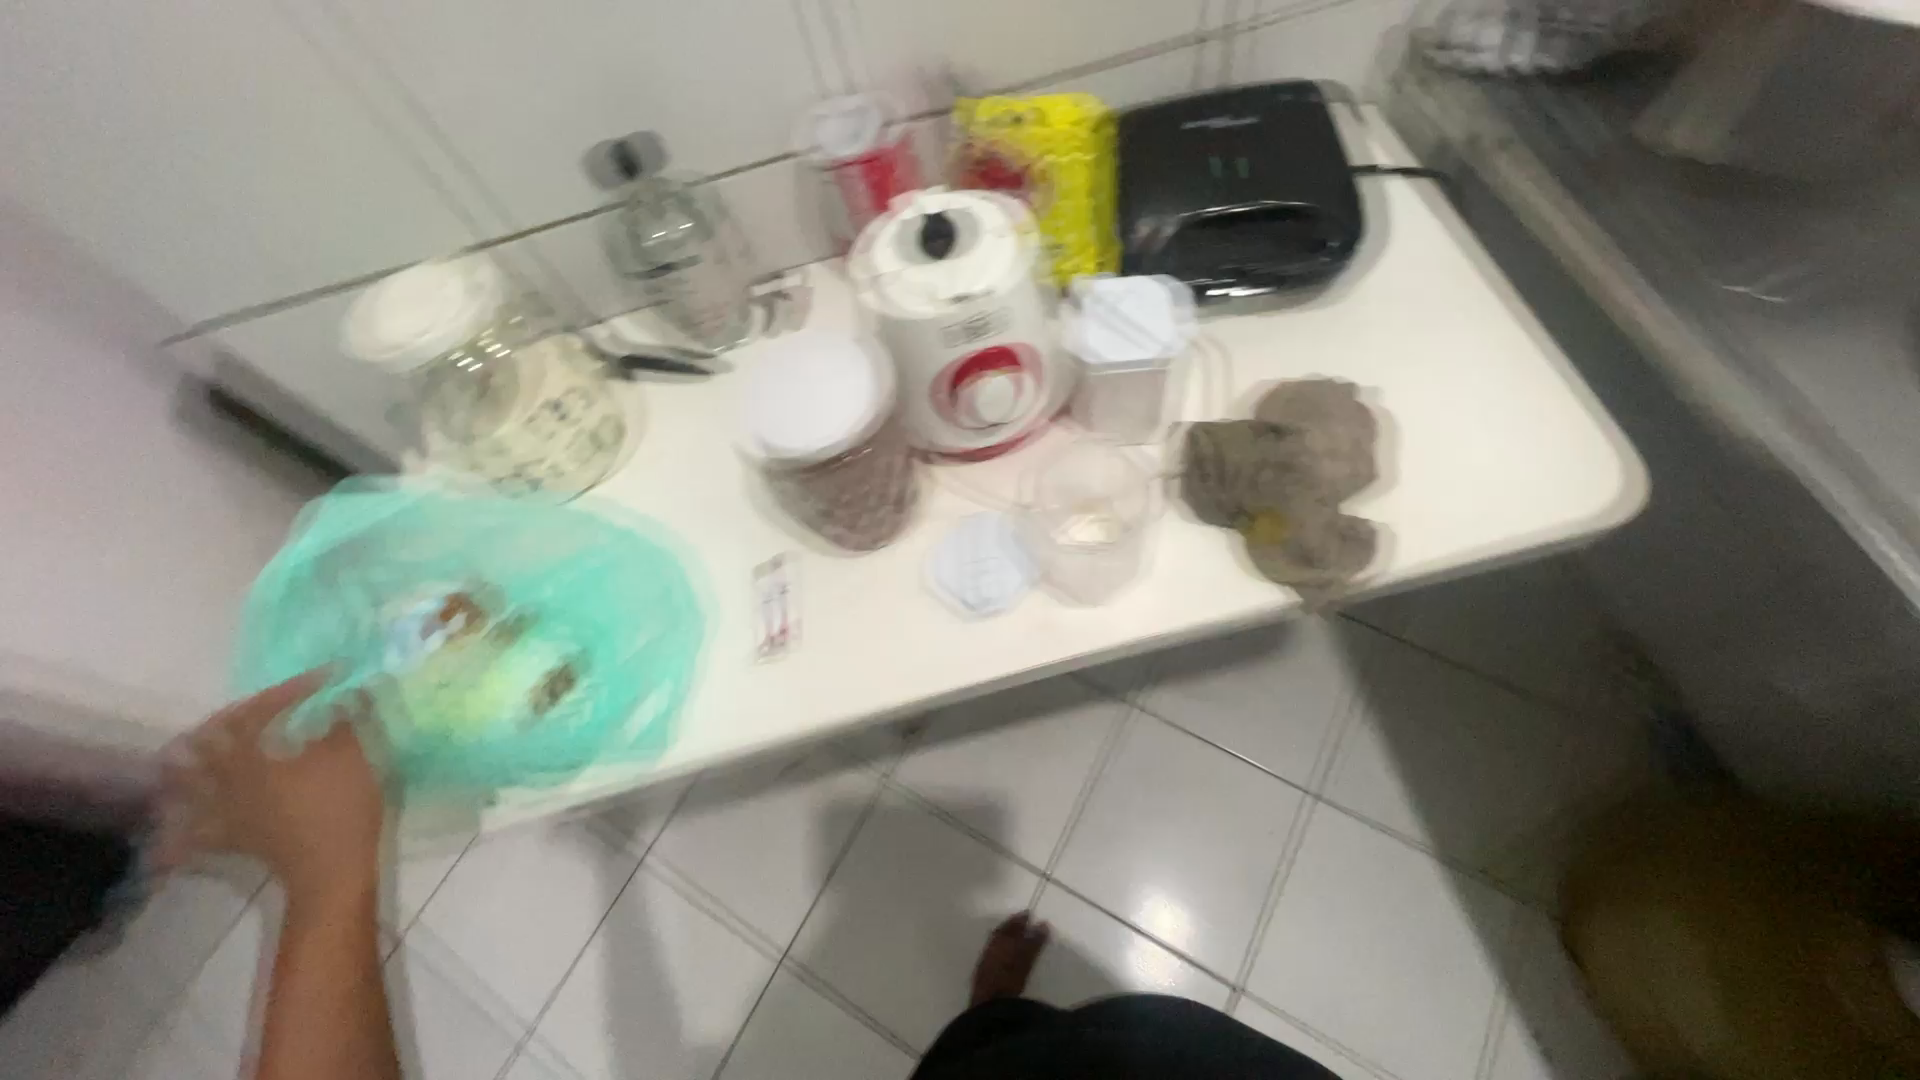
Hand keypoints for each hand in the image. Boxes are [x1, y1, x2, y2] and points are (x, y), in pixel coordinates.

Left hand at [158, 670, 386, 905]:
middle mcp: (226, 780)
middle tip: (255, 708)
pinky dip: (182, 818)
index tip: (323, 679)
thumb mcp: (352, 757)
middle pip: (206, 742)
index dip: (288, 690)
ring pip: (185, 782)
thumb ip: (345, 721)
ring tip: (201, 749)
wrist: (329, 866)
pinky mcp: (227, 836)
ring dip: (190, 761)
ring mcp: (221, 811)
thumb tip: (348, 692)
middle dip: (227, 720)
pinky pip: (190, 827)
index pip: (261, 711)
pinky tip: (184, 816)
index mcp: (256, 756)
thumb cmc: (341, 806)